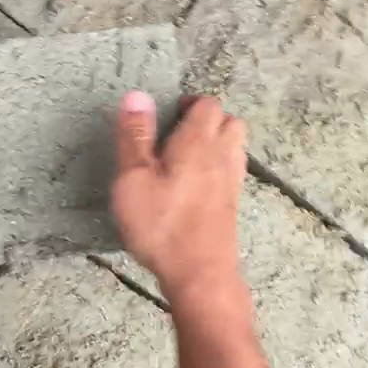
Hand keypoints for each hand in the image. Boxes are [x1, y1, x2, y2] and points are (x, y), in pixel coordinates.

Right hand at [110, 92, 246, 311]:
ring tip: (187, 155)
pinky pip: (231, 171)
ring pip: (234, 145)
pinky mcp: (231, 204)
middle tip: (177, 133)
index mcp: (197, 142)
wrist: (198, 271)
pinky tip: (197, 183)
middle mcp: (221, 156)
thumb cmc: (160, 224)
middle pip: (228, 121)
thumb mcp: (133, 179)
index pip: (206, 104)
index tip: (167, 115)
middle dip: (206, 119)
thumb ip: (134, 138)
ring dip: (216, 141)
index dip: (187, 103)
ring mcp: (231, 181)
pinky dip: (217, 166)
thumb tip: (136, 96)